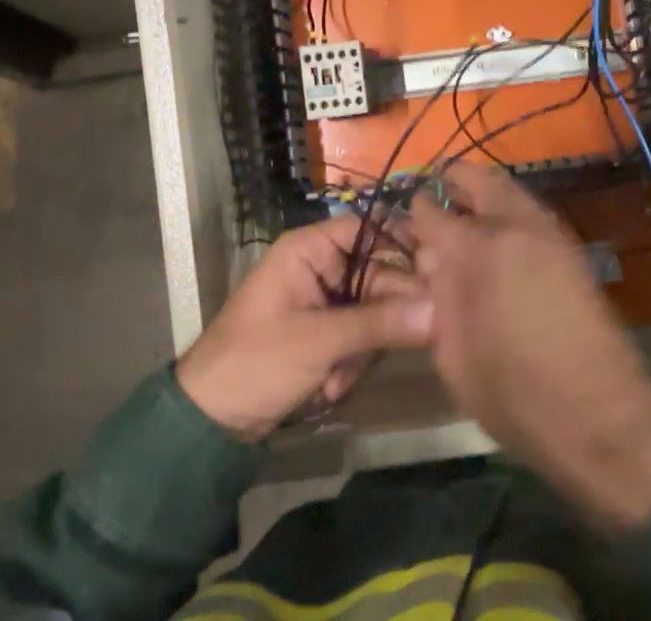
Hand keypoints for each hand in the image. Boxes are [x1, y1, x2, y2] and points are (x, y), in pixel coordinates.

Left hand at [175, 215, 433, 441]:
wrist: (210, 421)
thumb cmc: (256, 363)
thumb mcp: (321, 341)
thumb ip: (382, 322)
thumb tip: (440, 309)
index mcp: (310, 250)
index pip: (371, 228)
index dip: (406, 243)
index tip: (440, 270)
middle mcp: (321, 268)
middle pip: (381, 274)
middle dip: (383, 317)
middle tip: (407, 341)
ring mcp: (325, 302)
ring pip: (377, 311)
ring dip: (365, 349)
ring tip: (338, 377)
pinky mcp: (327, 334)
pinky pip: (363, 337)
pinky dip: (352, 364)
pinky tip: (331, 387)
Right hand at [409, 164, 650, 532]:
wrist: (598, 414)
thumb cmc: (514, 397)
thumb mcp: (454, 357)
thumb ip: (440, 301)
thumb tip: (433, 266)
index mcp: (477, 251)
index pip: (432, 211)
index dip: (413, 213)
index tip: (403, 217)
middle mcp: (516, 228)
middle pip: (481, 181)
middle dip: (455, 181)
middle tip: (437, 191)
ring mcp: (552, 236)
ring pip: (513, 193)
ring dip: (487, 194)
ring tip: (466, 214)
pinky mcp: (574, 253)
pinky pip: (535, 215)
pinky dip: (513, 213)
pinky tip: (500, 241)